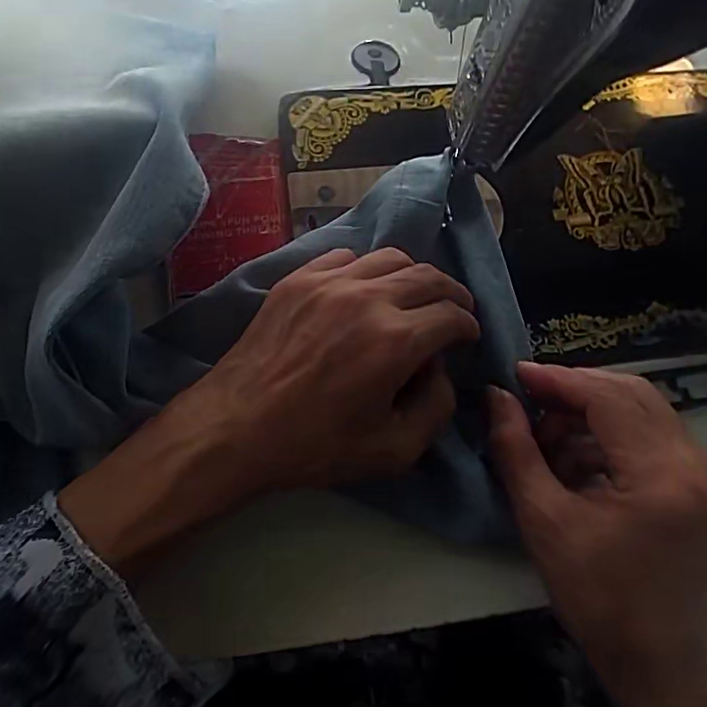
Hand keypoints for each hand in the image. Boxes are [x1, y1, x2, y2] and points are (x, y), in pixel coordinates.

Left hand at [61, 248, 478, 576]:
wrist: (237, 426)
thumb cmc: (315, 445)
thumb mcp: (394, 450)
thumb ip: (436, 407)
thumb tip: (439, 368)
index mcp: (396, 339)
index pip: (452, 315)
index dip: (469, 326)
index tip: (467, 337)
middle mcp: (366, 297)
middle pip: (428, 277)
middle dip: (451, 295)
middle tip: (453, 313)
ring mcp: (327, 282)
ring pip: (389, 258)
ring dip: (413, 276)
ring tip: (413, 297)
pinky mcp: (297, 280)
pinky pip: (344, 256)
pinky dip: (366, 268)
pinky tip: (363, 290)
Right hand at [490, 365, 706, 706]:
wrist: (657, 662)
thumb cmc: (596, 597)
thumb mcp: (542, 519)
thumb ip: (516, 449)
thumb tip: (496, 396)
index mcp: (664, 477)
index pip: (608, 399)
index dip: (557, 379)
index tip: (513, 373)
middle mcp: (699, 466)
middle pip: (631, 394)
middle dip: (573, 390)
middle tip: (527, 400)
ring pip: (642, 411)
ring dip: (590, 413)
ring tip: (545, 438)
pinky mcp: (703, 487)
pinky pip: (651, 436)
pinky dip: (608, 435)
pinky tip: (574, 458)